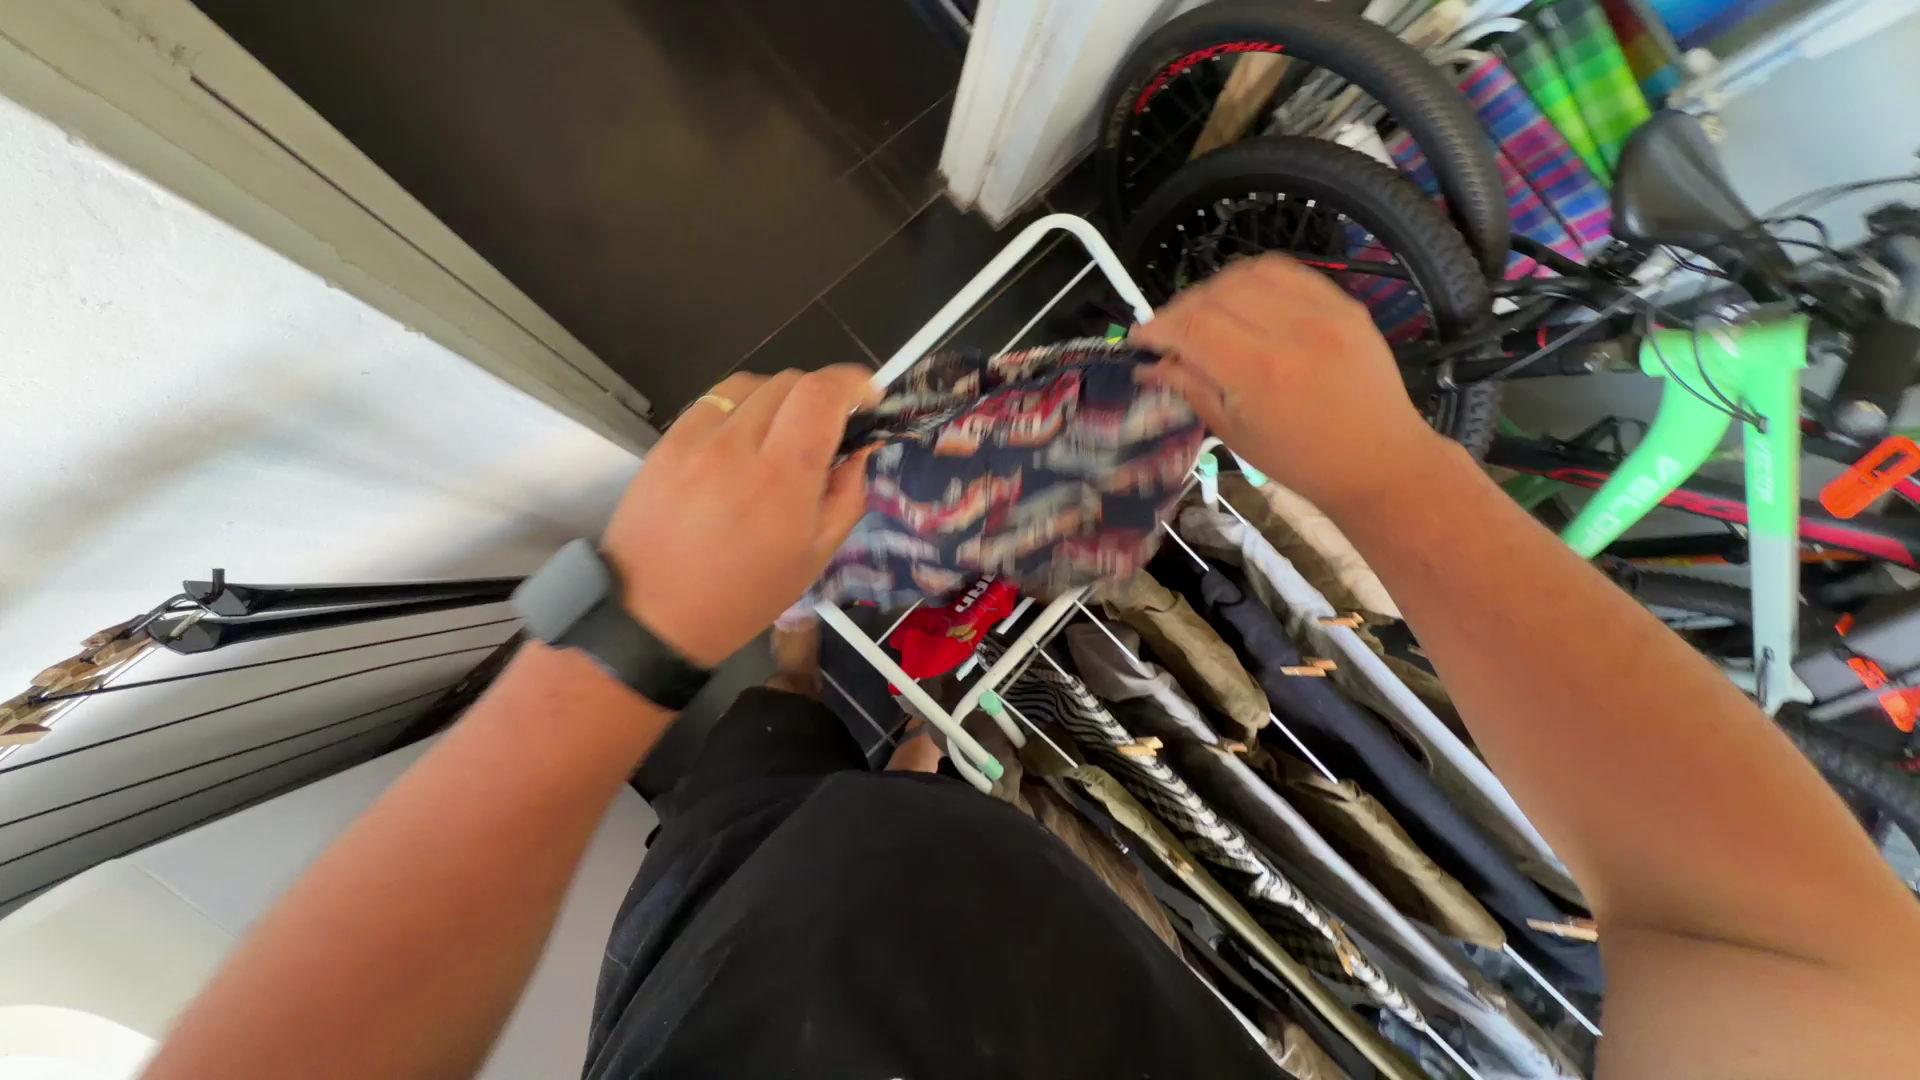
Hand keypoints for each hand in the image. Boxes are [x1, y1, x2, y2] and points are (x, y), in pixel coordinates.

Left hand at [600, 366, 878, 668]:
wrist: (652, 613)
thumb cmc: (745, 595)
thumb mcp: (815, 555)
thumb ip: (848, 493)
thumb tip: (861, 448)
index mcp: (783, 478)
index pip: (822, 394)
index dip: (852, 382)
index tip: (867, 396)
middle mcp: (739, 445)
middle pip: (791, 382)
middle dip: (822, 396)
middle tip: (829, 429)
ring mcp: (697, 439)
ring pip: (753, 385)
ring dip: (782, 399)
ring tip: (784, 434)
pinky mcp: (668, 441)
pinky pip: (715, 401)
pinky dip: (742, 408)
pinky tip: (744, 440)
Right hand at [1130, 255, 1453, 513]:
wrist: (1379, 461)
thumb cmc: (1300, 461)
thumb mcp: (1233, 432)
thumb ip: (1190, 388)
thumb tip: (1151, 365)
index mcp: (1259, 371)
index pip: (1192, 325)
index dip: (1157, 326)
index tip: (1141, 337)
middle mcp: (1291, 330)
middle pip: (1214, 293)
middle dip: (1180, 308)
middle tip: (1170, 333)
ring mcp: (1323, 311)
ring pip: (1247, 272)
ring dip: (1213, 289)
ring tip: (1205, 315)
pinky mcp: (1343, 303)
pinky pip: (1286, 271)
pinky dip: (1252, 280)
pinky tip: (1243, 303)